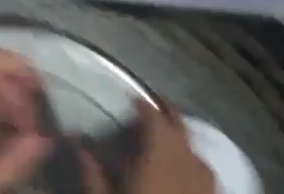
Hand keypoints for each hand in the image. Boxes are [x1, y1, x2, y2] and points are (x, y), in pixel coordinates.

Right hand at [86, 100, 215, 193]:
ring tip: (164, 138)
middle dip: (167, 116)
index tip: (131, 98)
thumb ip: (92, 173)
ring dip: (182, 141)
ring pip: (198, 155)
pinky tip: (181, 174)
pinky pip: (206, 178)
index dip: (145, 106)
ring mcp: (206, 192)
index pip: (156, 122)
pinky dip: (194, 166)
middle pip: (182, 133)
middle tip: (150, 107)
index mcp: (159, 163)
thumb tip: (78, 142)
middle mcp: (187, 170)